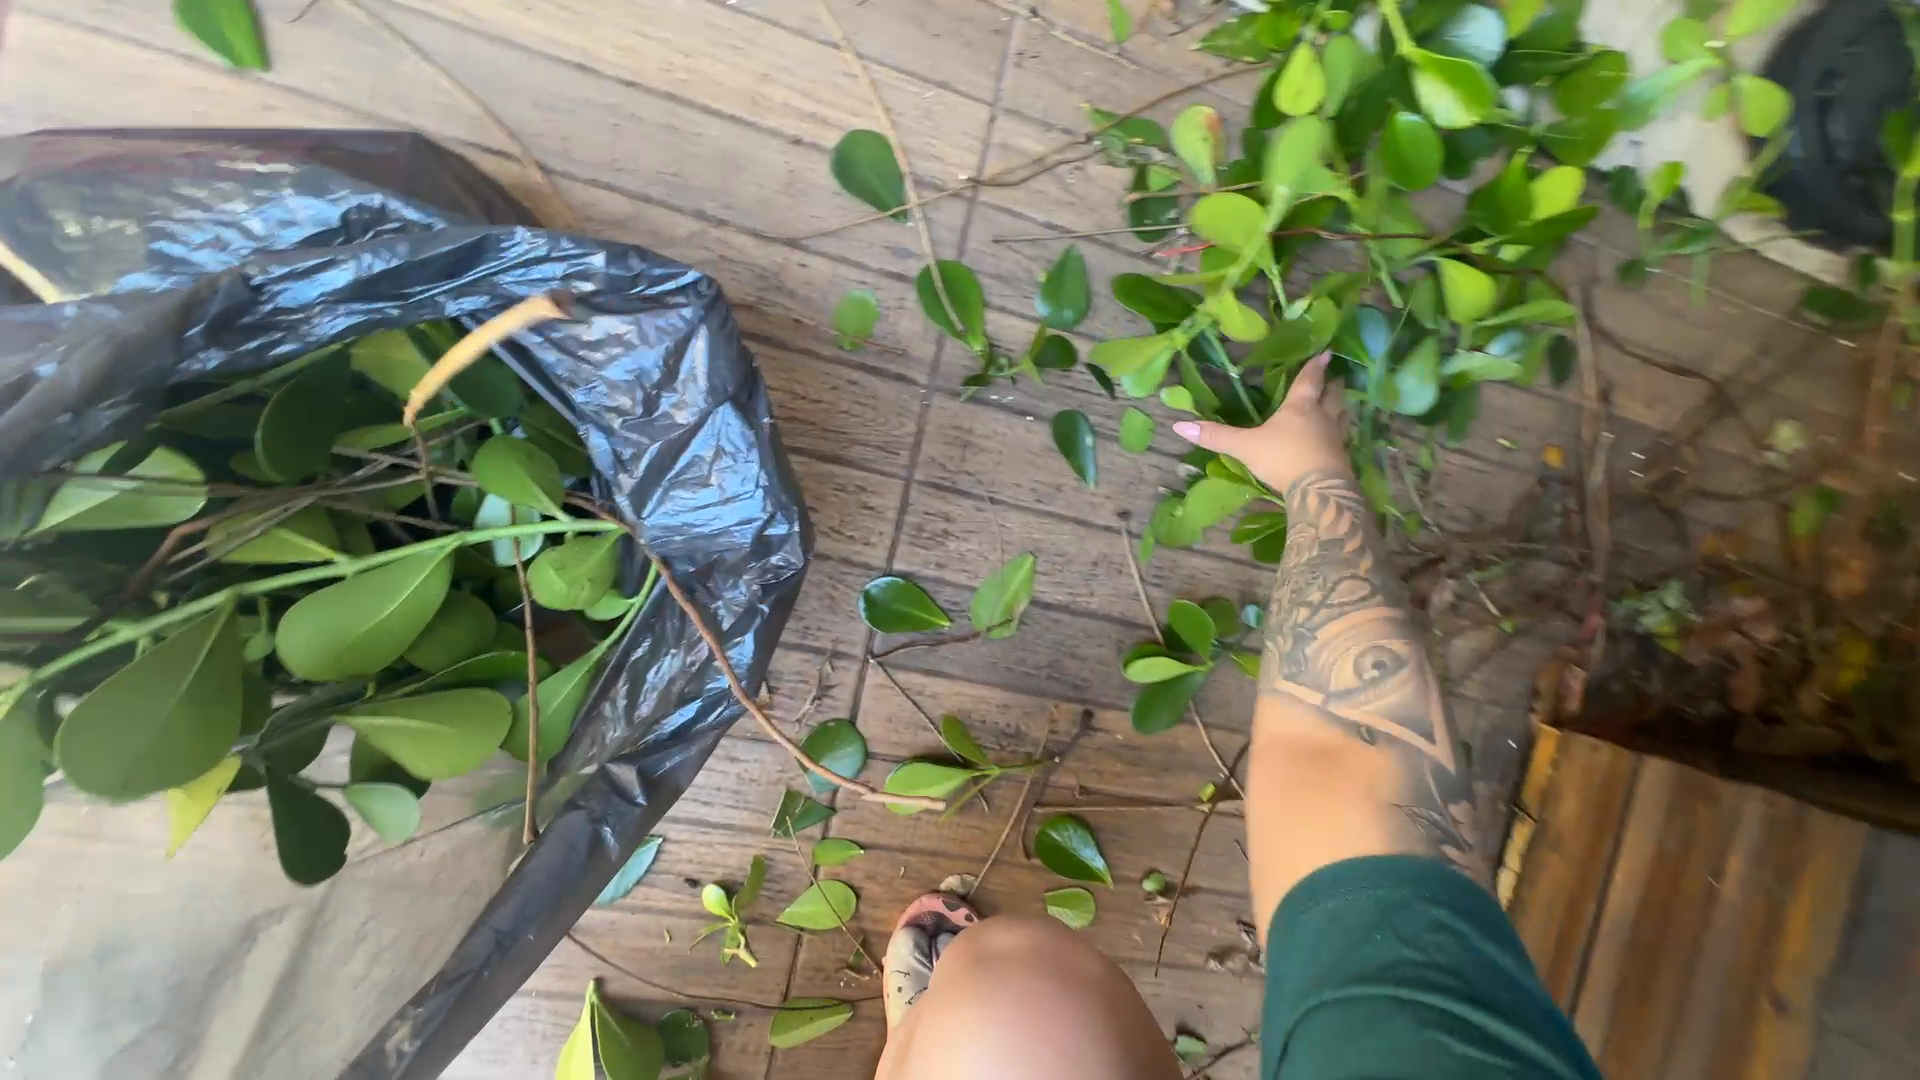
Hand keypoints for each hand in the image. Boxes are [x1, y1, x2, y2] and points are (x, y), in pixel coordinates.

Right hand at [1170, 352, 1349, 493]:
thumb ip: (1216, 436)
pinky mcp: (1342, 459)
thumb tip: (1179, 426)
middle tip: (1336, 378)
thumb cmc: (1282, 458)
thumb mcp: (1244, 446)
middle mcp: (1322, 418)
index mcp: (1299, 407)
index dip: (1315, 367)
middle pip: (1333, 396)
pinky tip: (1337, 440)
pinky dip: (1340, 435)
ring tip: (1340, 405)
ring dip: (1341, 409)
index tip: (1326, 353)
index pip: (1309, 381)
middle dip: (1333, 386)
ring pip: (1342, 416)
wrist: (1318, 490)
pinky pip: (1343, 440)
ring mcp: (1336, 439)